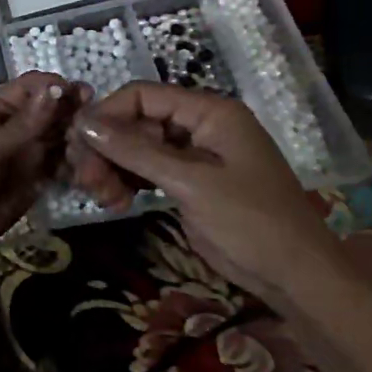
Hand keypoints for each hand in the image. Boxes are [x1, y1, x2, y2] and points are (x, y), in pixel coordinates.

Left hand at [0, 71, 75, 245]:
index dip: (55, 87)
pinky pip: (65, 160)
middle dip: (73, 111)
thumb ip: (24, 123)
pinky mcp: (42, 172)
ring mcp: (32, 147)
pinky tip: (88, 165)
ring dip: (78, 136)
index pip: (31, 87)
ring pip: (63, 133)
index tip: (81, 94)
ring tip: (92, 145)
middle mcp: (18, 123)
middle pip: (53, 108)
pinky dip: (78, 160)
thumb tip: (55, 90)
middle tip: (93, 122)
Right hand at [64, 82, 342, 298]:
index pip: (142, 96)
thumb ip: (135, 150)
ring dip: (110, 169)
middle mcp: (198, 126)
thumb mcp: (190, 182)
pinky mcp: (185, 181)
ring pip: (133, 147)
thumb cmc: (250, 221)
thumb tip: (82, 123)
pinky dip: (124, 183)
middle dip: (105, 149)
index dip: (106, 115)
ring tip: (101, 198)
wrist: (293, 275)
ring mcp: (191, 155)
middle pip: (133, 122)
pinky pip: (143, 170)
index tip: (79, 146)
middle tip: (85, 181)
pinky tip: (115, 203)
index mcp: (210, 113)